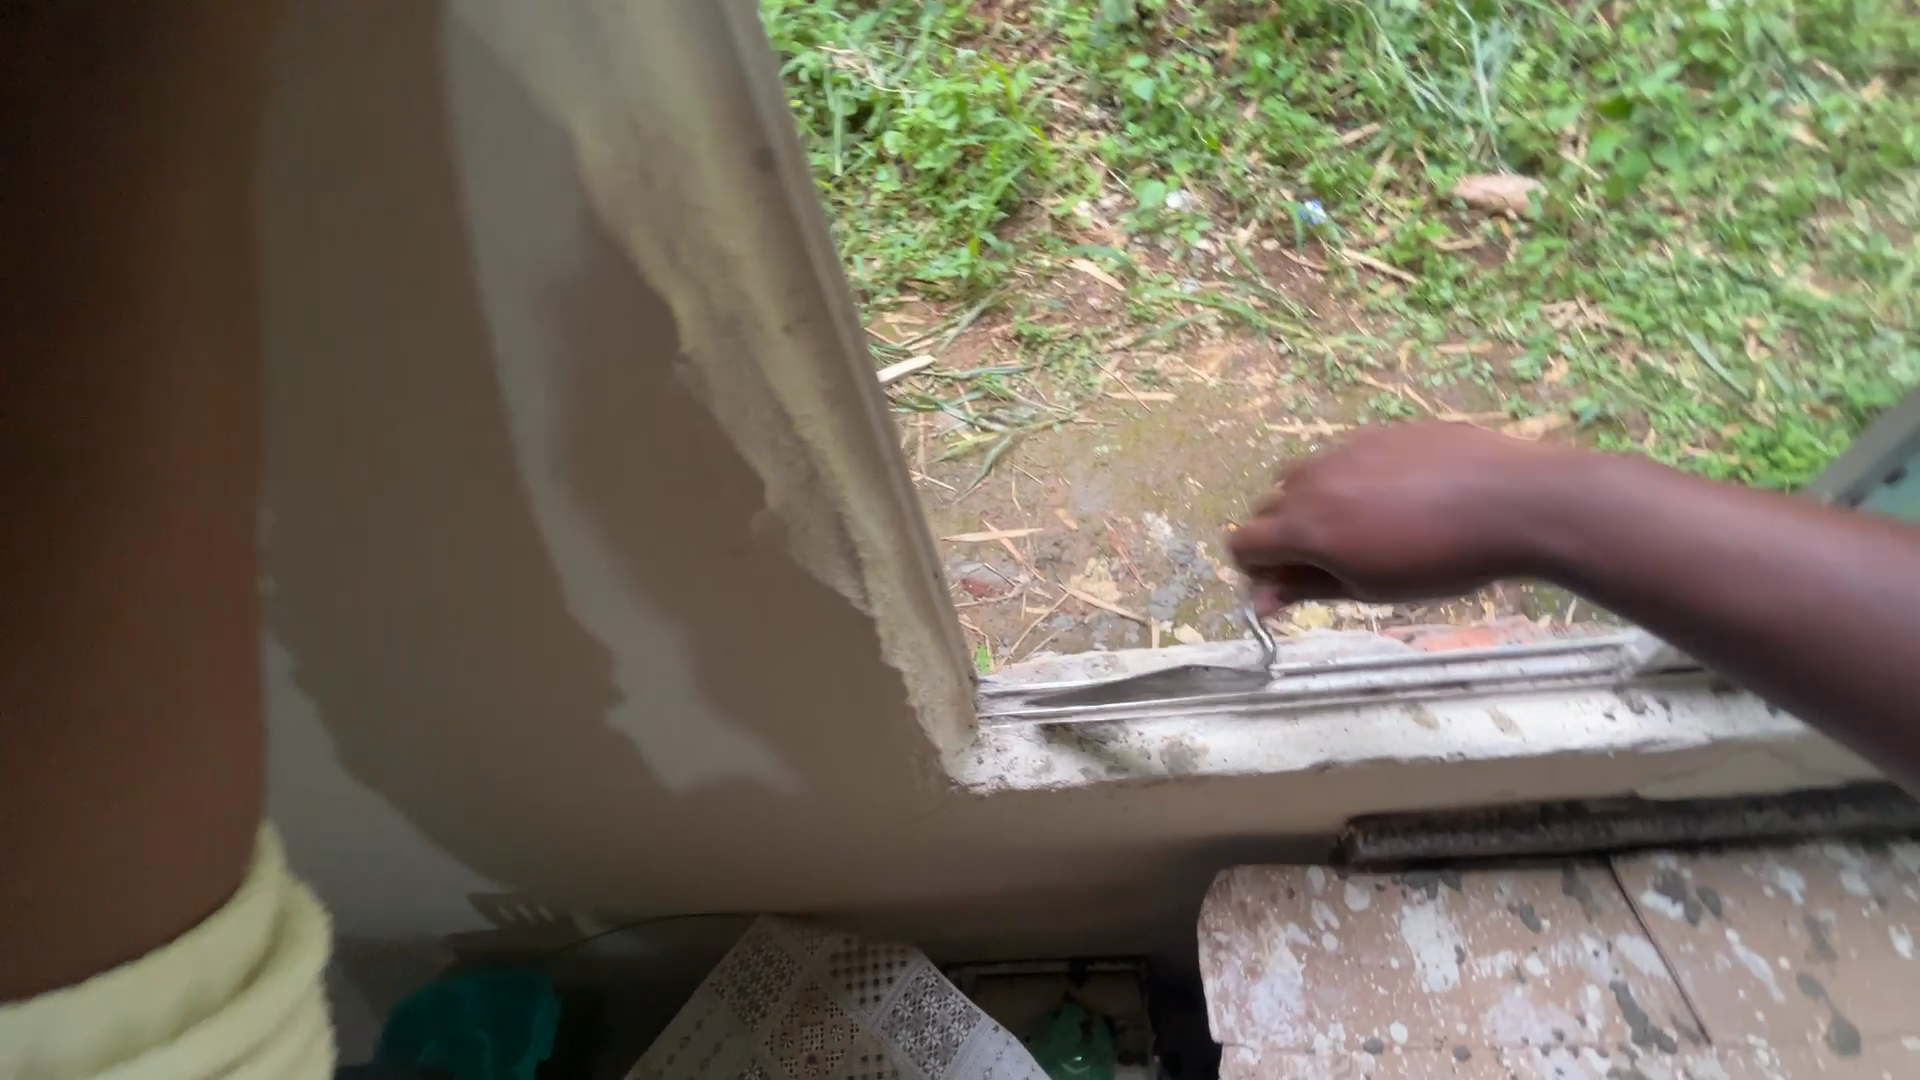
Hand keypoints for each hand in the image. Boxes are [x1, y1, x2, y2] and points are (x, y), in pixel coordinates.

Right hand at [1228, 422, 1579, 613]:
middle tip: (1328, 554)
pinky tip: (1397, 492)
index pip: (1242, 543)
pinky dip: (1348, 476)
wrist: (1516, 502)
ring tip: (1359, 519)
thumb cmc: (1439, 561)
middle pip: (1265, 509)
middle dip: (1282, 533)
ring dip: (1308, 500)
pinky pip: (1340, 455)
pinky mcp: (1375, 431)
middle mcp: (1308, 482)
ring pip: (1298, 476)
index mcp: (1302, 528)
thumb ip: (1306, 589)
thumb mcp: (1368, 587)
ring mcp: (1340, 450)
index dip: (1257, 565)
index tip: (1290, 578)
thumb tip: (1259, 604)